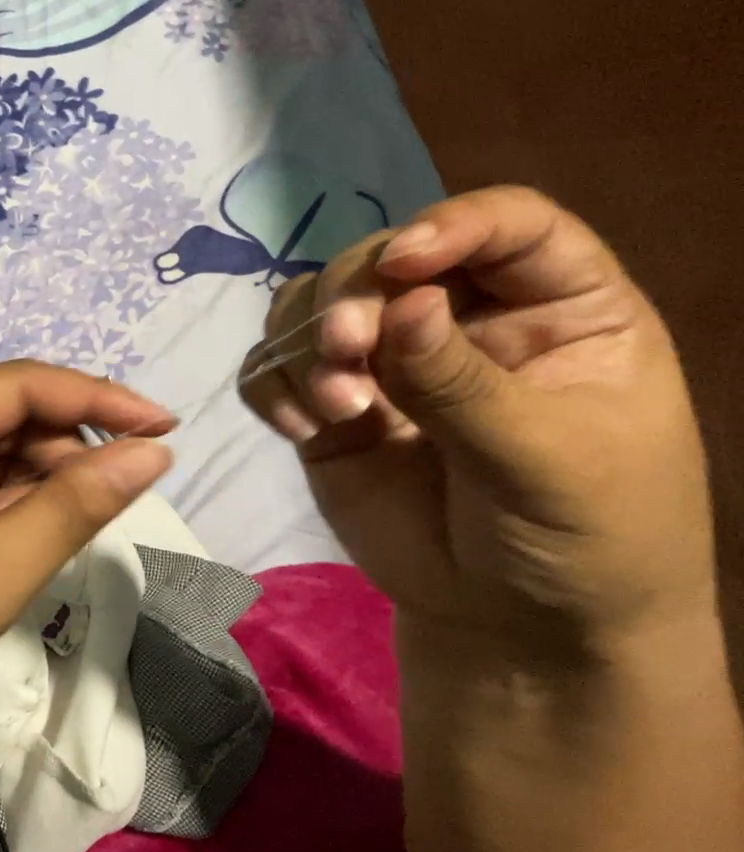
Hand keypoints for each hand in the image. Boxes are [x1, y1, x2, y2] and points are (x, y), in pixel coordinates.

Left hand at [0, 362, 175, 731]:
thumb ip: (76, 504)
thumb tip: (153, 451)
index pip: (15, 385)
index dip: (95, 398)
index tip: (166, 426)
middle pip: (5, 410)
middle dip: (68, 444)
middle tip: (120, 491)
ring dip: (43, 474)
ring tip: (74, 522)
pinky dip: (14, 496)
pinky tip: (38, 527)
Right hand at [240, 186, 713, 656]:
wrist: (514, 625)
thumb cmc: (582, 536)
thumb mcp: (546, 457)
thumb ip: (465, 382)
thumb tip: (402, 304)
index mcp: (556, 309)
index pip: (506, 225)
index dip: (451, 225)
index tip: (402, 267)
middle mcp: (461, 321)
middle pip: (380, 261)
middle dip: (348, 300)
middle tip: (344, 356)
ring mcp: (386, 368)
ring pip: (313, 307)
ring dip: (302, 346)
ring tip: (329, 412)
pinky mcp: (330, 413)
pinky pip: (274, 371)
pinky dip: (269, 388)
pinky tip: (296, 430)